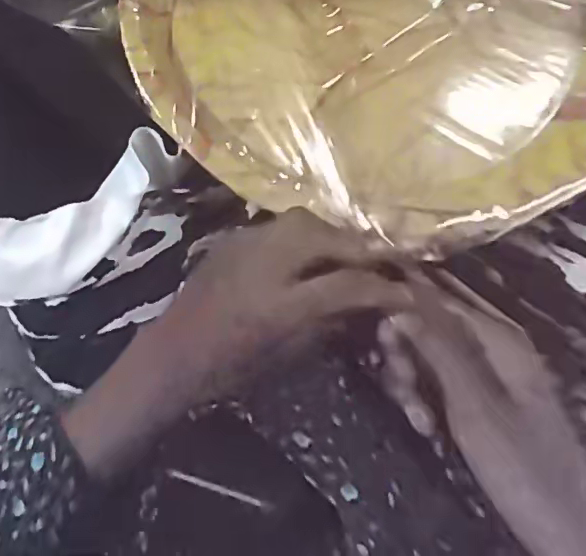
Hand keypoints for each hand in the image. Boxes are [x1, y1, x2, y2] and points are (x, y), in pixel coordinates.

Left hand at [64, 209, 411, 476]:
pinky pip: (278, 224)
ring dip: (331, 232)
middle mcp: (262, 261)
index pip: (345, 282)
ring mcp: (244, 242)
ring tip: (351, 250)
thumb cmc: (232, 365)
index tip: (409, 293)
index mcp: (279, 302)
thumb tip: (367, 302)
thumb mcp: (288, 353)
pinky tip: (314, 247)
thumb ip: (329, 322)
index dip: (383, 288)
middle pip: (322, 235)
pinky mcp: (232, 235)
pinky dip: (304, 232)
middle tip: (383, 258)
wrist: (176, 348)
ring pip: (300, 220)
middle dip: (359, 244)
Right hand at [382, 278, 585, 555]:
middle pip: (427, 320)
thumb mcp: (474, 406)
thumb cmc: (524, 468)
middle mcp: (493, 343)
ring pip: (426, 351)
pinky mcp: (481, 398)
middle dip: (404, 347)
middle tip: (398, 378)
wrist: (570, 540)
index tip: (369, 316)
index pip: (436, 291)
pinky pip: (438, 379)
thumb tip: (396, 301)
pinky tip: (425, 426)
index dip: (399, 298)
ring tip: (416, 416)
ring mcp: (488, 372)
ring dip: (411, 379)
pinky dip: (425, 398)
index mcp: (499, 335)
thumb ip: (436, 348)